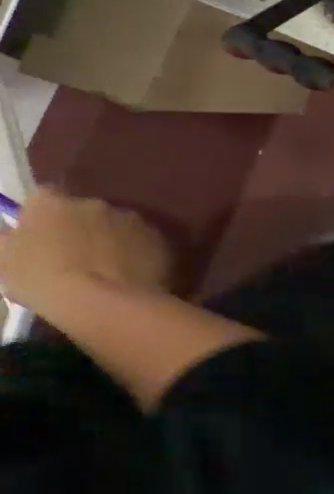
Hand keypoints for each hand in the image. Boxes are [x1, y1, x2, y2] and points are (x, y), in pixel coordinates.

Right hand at [0, 188, 173, 310]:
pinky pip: (140, 239)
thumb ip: (8, 238)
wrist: (104, 297)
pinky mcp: (158, 237)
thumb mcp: (3, 258)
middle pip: (83, 211)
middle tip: (67, 253)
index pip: (43, 195)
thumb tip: (14, 232)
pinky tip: (123, 271)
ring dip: (106, 238)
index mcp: (55, 204)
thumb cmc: (42, 277)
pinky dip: (132, 250)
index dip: (39, 213)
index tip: (37, 231)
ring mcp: (133, 219)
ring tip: (98, 266)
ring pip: (115, 224)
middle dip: (76, 226)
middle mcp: (97, 204)